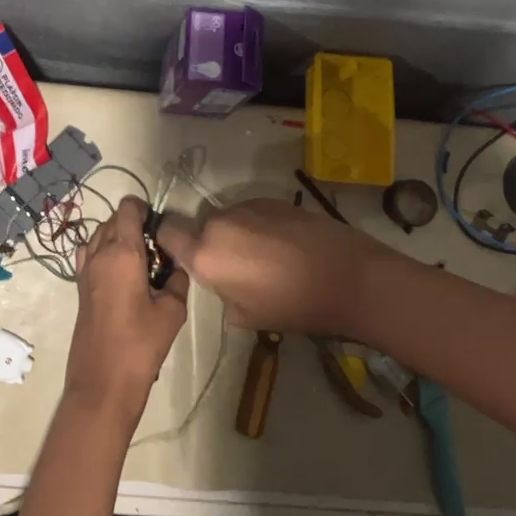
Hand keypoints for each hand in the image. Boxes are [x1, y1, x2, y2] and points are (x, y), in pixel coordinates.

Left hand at [64, 196, 188, 415]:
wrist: (102, 382)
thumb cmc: (140, 345)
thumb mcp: (172, 312)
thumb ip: (177, 281)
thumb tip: (176, 268)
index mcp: (121, 253)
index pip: (127, 209)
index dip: (144, 208)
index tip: (161, 224)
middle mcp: (98, 254)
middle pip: (112, 220)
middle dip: (133, 224)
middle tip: (158, 245)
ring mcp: (84, 270)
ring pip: (98, 236)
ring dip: (117, 237)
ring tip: (142, 260)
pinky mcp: (79, 288)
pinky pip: (90, 255)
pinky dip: (103, 253)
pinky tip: (123, 274)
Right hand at [155, 197, 408, 337]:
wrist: (349, 276)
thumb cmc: (294, 306)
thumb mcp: (248, 317)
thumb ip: (223, 295)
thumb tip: (226, 283)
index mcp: (204, 254)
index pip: (166, 233)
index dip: (170, 243)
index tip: (183, 258)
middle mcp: (219, 223)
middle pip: (201, 226)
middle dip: (211, 244)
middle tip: (236, 268)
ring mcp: (248, 206)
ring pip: (229, 219)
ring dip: (237, 235)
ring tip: (267, 258)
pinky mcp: (274, 199)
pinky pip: (253, 213)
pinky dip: (260, 226)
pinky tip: (285, 246)